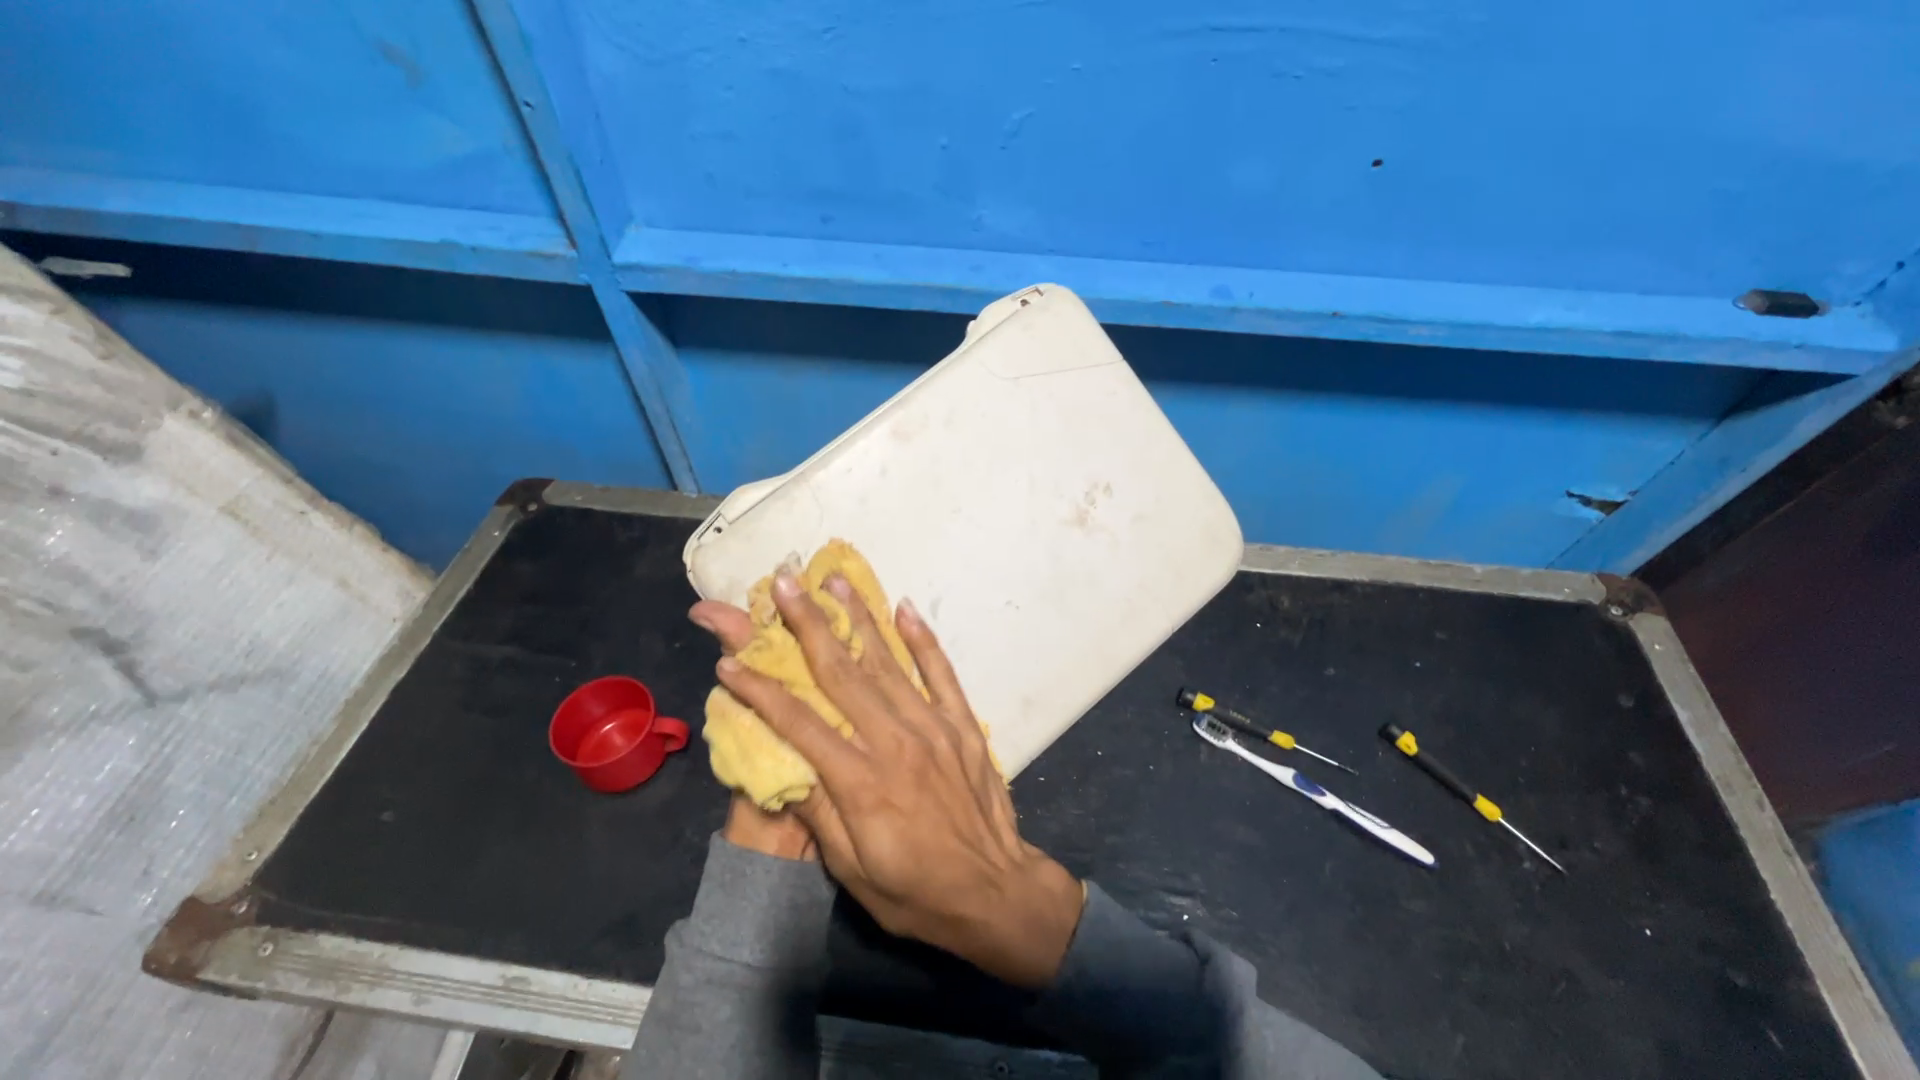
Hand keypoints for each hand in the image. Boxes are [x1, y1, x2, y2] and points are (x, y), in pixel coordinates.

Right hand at [703, 572, 1083, 988]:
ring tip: (833, 580)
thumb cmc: (914, 892)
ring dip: (859, 618)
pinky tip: (905, 608)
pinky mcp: (964, 725)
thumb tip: (782, 763)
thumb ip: (819, 810)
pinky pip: (942, 673)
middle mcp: (895, 741)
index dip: (761, 690)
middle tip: (784, 583)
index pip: (799, 723)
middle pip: (841, 673)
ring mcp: (934, 727)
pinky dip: (923, 639)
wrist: (996, 896)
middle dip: (807, 625)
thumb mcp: (852, 868)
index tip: (728, 661)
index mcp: (860, 781)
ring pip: (888, 662)